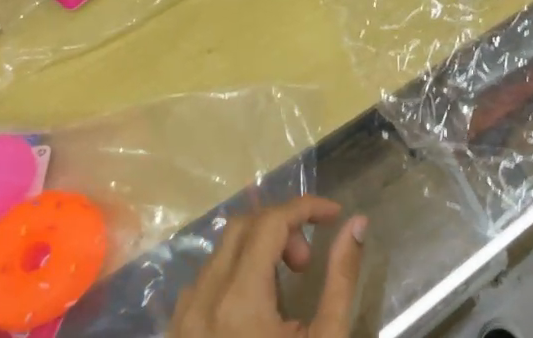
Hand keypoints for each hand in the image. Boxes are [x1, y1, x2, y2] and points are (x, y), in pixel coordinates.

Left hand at [170, 195, 366, 337]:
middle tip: (309, 259)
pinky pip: (203, 282)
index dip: (307, 207)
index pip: (271, 223)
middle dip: (283, 226)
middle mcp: (202, 302)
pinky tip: (258, 305)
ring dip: (258, 249)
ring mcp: (182, 322)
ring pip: (219, 253)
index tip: (336, 215)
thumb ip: (341, 276)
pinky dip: (236, 272)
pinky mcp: (175, 337)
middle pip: (242, 227)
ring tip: (288, 283)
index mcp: (239, 301)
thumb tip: (357, 224)